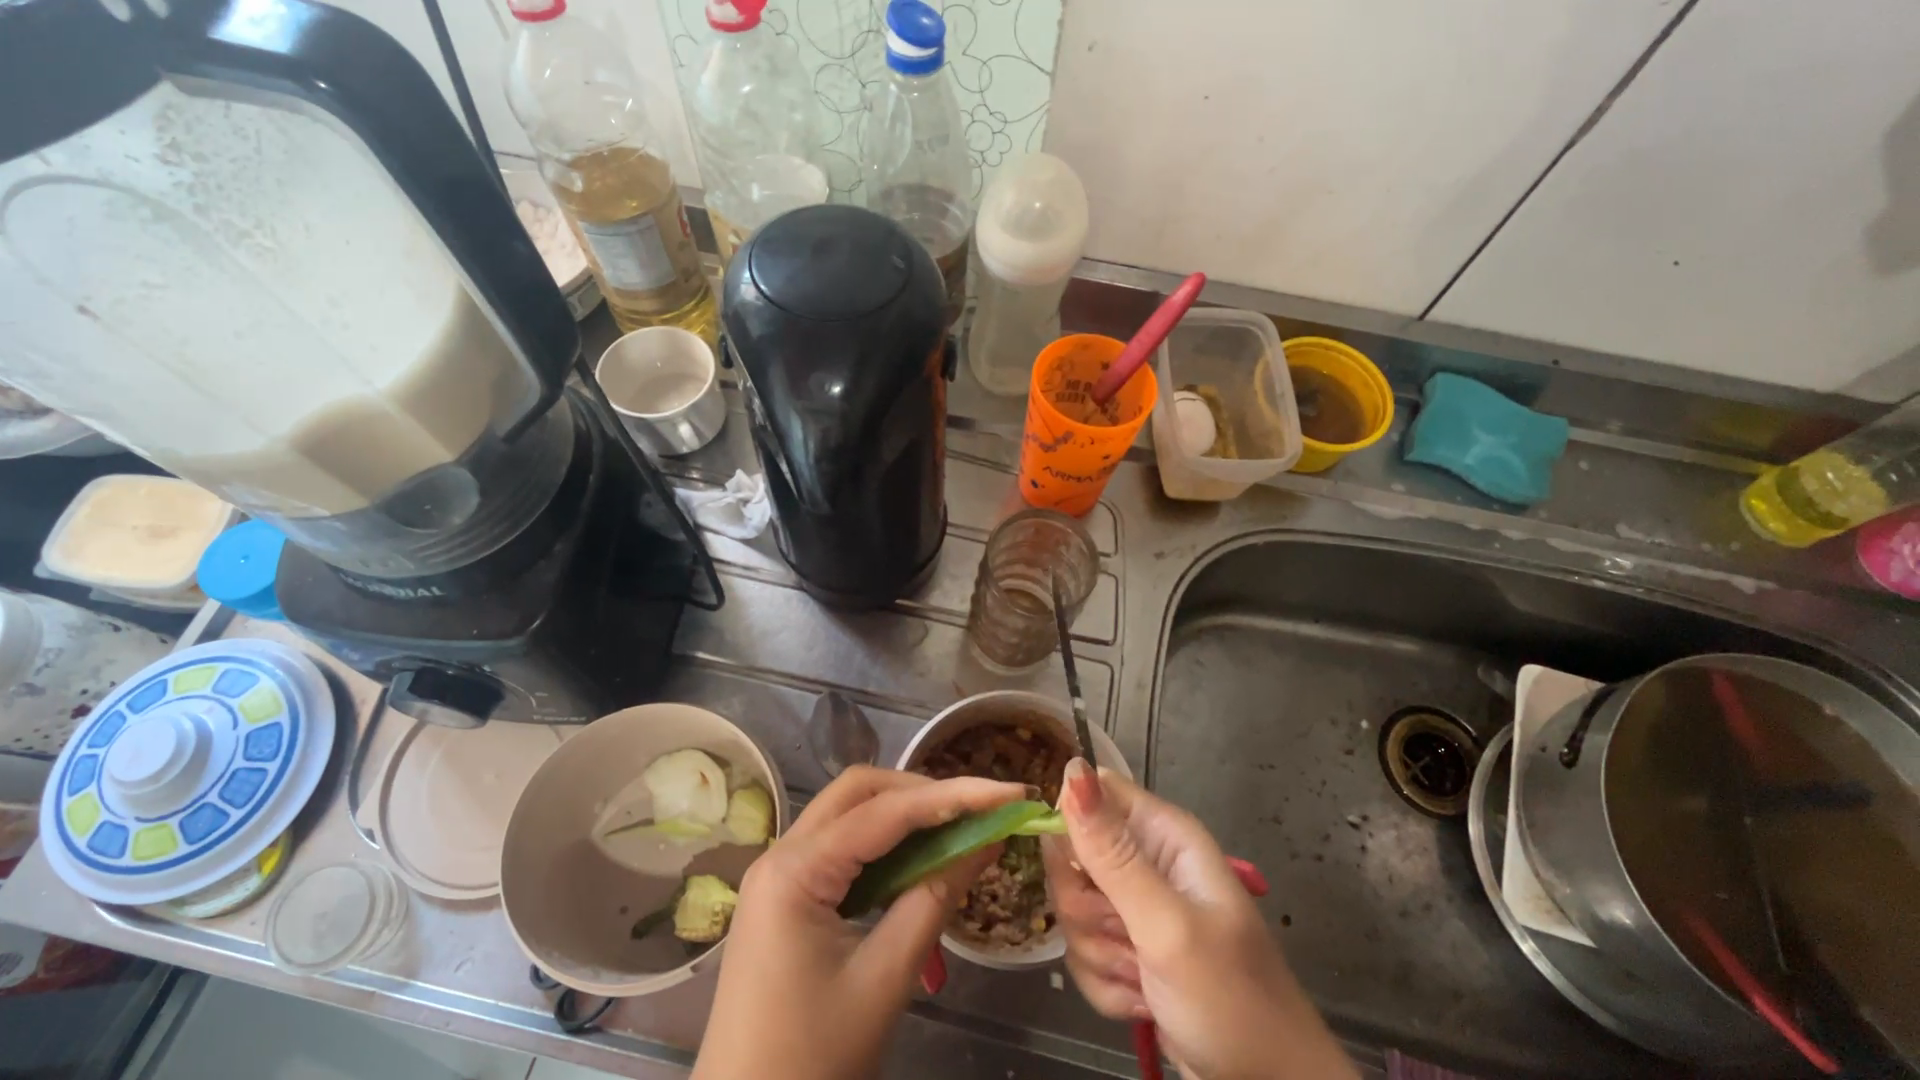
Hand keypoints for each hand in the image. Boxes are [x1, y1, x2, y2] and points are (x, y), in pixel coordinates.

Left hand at [694, 766, 1024, 1079]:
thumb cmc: (813, 1055)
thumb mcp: (885, 977)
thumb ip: (935, 899)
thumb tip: (987, 842)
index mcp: (795, 870)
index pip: (885, 811)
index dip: (953, 795)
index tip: (1010, 792)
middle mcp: (780, 856)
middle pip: (859, 792)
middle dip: (924, 792)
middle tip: (982, 810)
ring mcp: (778, 875)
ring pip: (849, 815)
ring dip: (905, 814)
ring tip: (963, 828)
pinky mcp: (785, 897)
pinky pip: (840, 849)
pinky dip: (884, 845)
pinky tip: (921, 861)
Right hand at [1042, 760, 1356, 1079]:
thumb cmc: (1231, 999)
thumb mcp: (1168, 924)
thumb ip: (1113, 854)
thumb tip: (1073, 768)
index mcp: (1165, 836)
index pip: (1093, 794)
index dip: (1072, 827)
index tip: (1081, 874)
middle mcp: (1148, 863)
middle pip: (1072, 858)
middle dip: (1088, 910)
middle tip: (1127, 936)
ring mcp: (1136, 910)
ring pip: (1073, 912)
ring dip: (1100, 954)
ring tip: (1146, 976)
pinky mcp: (1126, 952)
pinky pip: (1081, 954)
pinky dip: (1106, 985)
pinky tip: (1142, 1000)